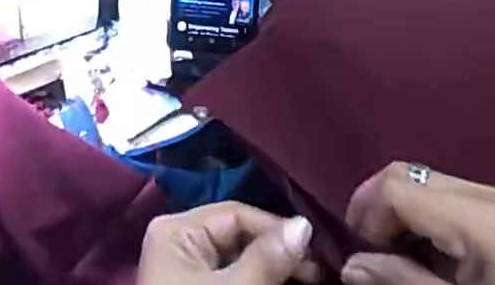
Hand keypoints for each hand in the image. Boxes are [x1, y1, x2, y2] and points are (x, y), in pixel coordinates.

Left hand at [140, 202, 319, 284]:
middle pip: (239, 238)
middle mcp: (179, 243)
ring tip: (309, 279)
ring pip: (239, 260)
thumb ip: (268, 259)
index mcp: (177, 230)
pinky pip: (231, 279)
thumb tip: (304, 225)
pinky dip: (258, 282)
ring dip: (273, 270)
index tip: (314, 249)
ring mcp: (186, 272)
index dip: (276, 229)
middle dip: (277, 253)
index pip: (237, 215)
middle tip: (317, 271)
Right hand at [340, 163, 494, 284]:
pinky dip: (424, 220)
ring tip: (387, 259)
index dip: (365, 214)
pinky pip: (449, 200)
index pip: (398, 185)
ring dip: (399, 214)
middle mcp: (486, 192)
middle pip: (410, 174)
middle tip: (363, 255)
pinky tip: (420, 255)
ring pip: (427, 184)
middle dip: (378, 208)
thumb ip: (403, 284)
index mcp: (478, 214)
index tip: (353, 256)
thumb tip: (350, 263)